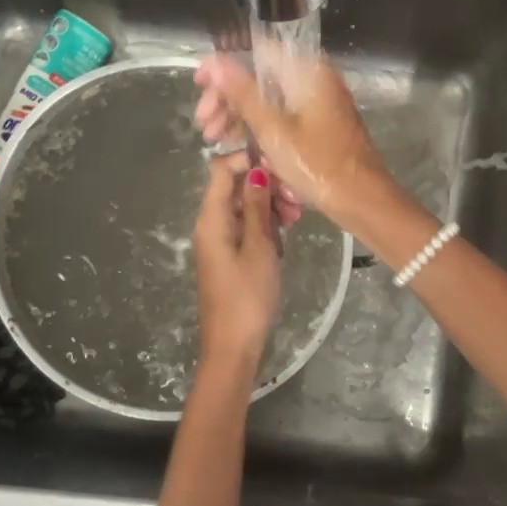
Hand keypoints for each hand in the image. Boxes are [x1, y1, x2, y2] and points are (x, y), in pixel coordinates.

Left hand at [192, 153, 280, 366]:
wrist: (233, 345)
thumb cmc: (248, 297)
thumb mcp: (260, 248)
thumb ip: (259, 207)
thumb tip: (256, 169)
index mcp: (211, 218)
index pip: (221, 168)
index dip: (249, 160)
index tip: (281, 169)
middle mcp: (210, 224)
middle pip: (235, 187)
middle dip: (266, 186)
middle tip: (296, 204)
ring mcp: (219, 241)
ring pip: (245, 208)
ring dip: (270, 209)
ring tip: (295, 222)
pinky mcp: (229, 257)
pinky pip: (246, 229)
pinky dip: (265, 227)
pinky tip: (284, 239)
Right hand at [193, 44, 396, 227]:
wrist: (363, 199)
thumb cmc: (318, 165)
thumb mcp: (273, 131)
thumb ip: (242, 94)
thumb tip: (214, 62)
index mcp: (306, 70)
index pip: (255, 51)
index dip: (222, 65)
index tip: (199, 86)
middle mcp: (314, 78)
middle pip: (260, 75)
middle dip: (227, 97)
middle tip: (204, 124)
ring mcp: (318, 101)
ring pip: (268, 98)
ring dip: (239, 115)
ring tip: (214, 139)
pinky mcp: (319, 123)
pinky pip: (282, 115)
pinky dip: (259, 126)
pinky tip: (239, 144)